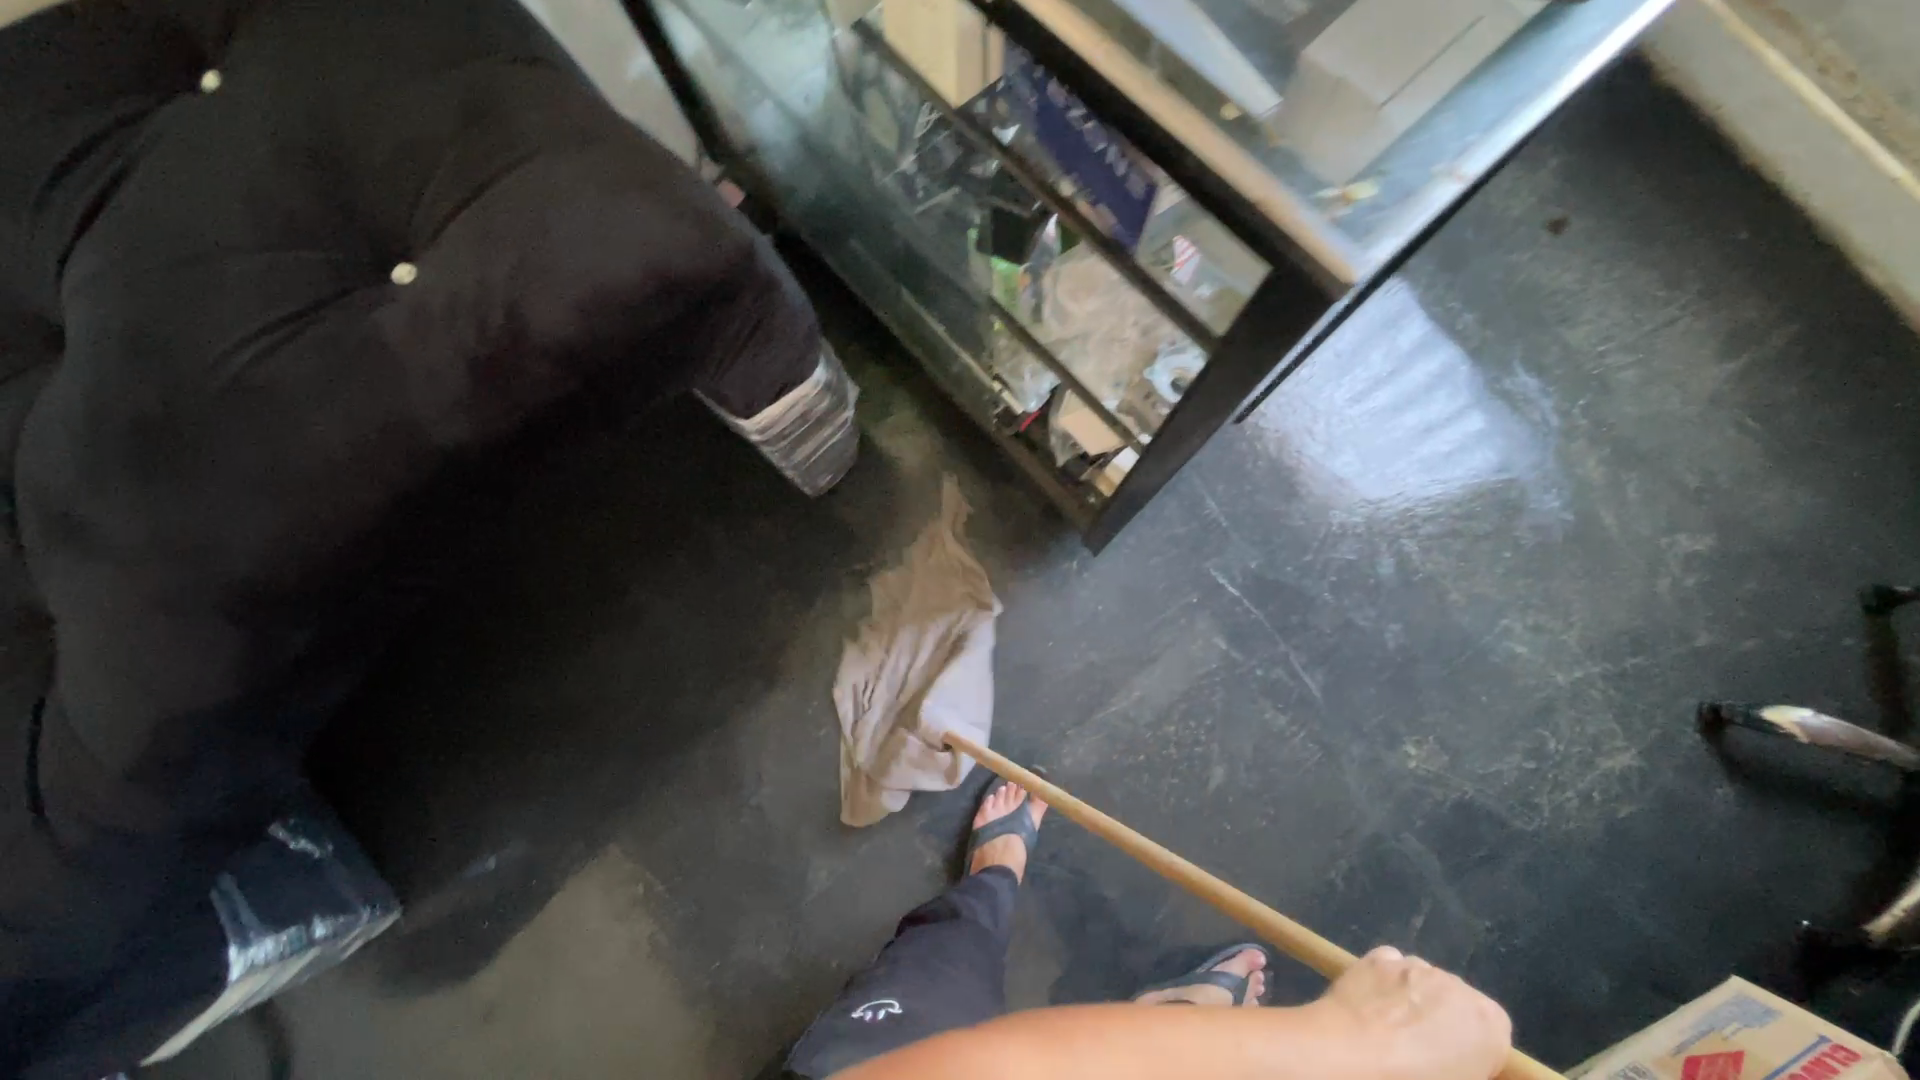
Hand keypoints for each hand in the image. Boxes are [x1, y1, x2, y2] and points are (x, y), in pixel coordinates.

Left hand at [1309, 946, 1511, 1079]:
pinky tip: (1373, 1004)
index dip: (1476, 1052)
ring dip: (1416, 1000)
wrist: (1353, 1057)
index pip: (1495, 1033)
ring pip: (1423, 983)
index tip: (1457, 1069)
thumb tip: (1452, 1060)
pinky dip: (1387, 981)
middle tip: (1421, 1054)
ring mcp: (1414, 965)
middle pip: (1457, 1004)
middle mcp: (1456, 984)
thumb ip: (1467, 1068)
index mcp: (1490, 1022)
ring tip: (1391, 1030)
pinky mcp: (1376, 957)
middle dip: (1445, 1024)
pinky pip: (1391, 967)